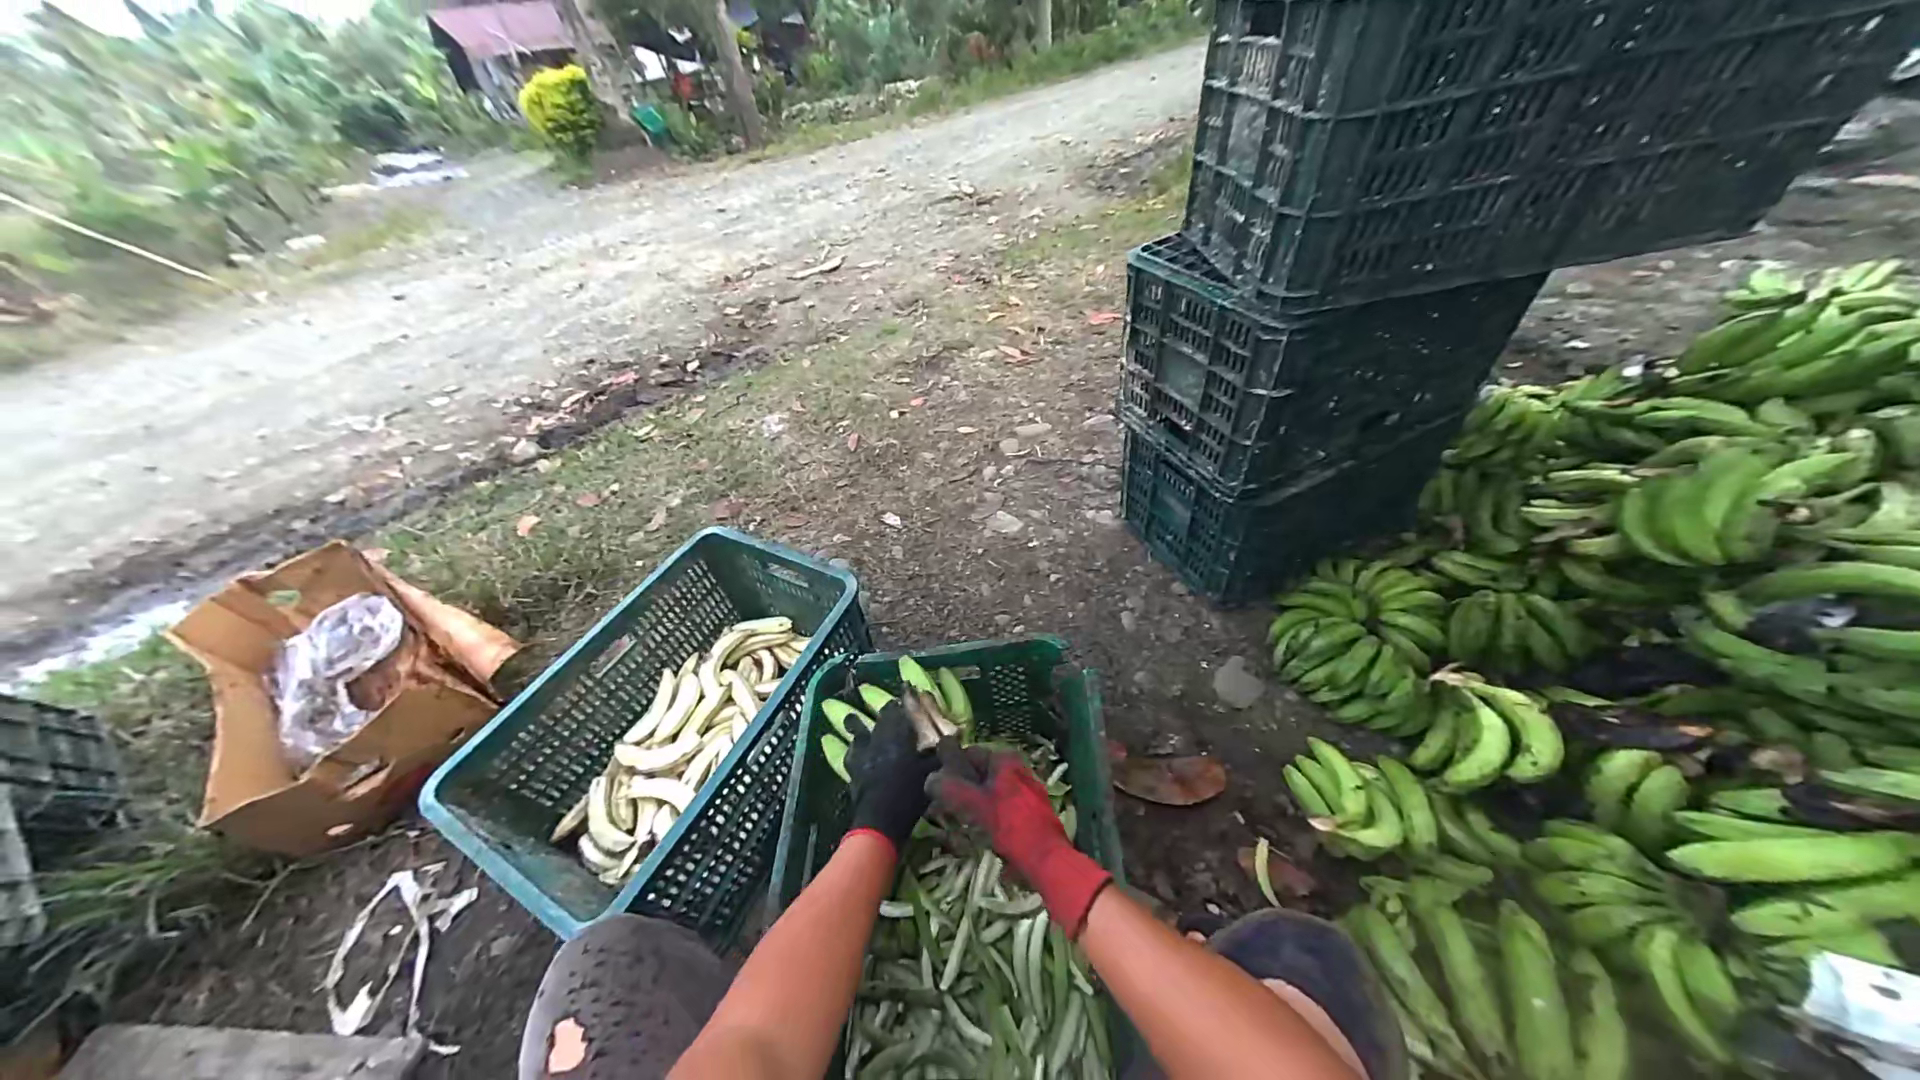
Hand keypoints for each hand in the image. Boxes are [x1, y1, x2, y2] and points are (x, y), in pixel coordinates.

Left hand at [845, 703, 939, 852]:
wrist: (881, 820)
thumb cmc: (909, 793)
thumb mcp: (931, 773)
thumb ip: (939, 756)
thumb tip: (950, 742)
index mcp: (897, 735)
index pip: (899, 710)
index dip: (902, 703)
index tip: (908, 696)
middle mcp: (878, 739)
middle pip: (879, 719)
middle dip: (885, 711)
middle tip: (889, 707)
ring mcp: (862, 755)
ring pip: (857, 733)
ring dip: (857, 725)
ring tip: (853, 719)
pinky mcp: (852, 771)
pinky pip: (850, 754)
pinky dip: (853, 750)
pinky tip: (854, 751)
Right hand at [926, 742, 1110, 937]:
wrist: (1047, 858)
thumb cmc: (1010, 827)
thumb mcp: (975, 805)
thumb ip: (950, 788)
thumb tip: (930, 779)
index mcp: (1006, 760)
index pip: (969, 753)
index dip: (950, 767)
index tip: (937, 786)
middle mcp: (1018, 769)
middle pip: (979, 772)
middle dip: (961, 787)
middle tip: (944, 806)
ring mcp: (1026, 790)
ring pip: (990, 790)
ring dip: (973, 802)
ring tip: (958, 821)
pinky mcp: (1030, 811)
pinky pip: (1001, 806)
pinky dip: (988, 814)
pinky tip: (979, 831)